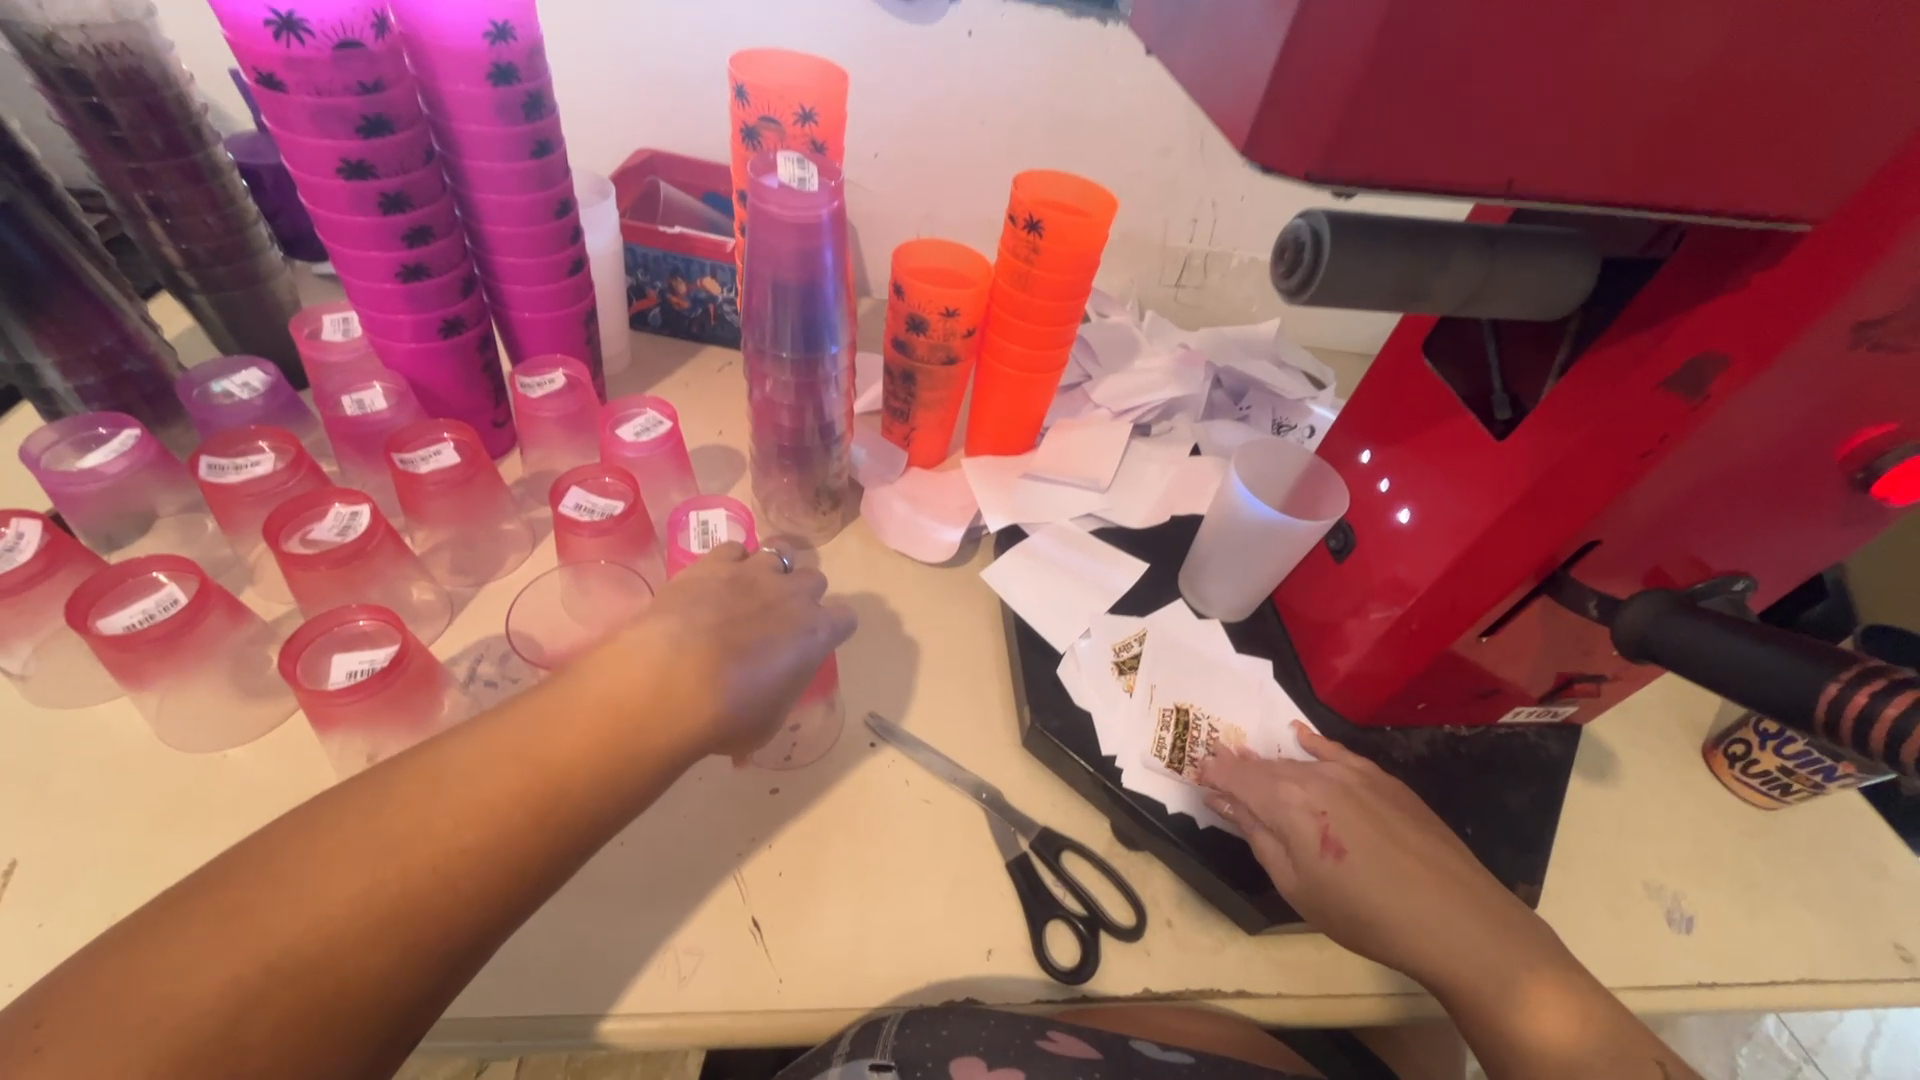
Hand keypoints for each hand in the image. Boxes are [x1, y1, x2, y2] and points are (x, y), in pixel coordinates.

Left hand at [606, 543, 856, 759]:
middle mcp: (793, 595)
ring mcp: (753, 573)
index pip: (845, 619)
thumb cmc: (730, 715)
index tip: (814, 642)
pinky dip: (730, 562)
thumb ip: (776, 698)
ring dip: (770, 569)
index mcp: (816, 633)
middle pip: (814, 578)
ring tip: (750, 588)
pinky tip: (716, 580)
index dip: (831, 629)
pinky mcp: (712, 564)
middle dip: (801, 595)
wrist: (670, 683)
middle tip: (778, 618)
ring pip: (779, 551)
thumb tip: (762, 703)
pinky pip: (733, 548)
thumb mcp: (767, 722)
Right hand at [1200, 726, 1560, 986]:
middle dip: (1237, 768)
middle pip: (1263, 766)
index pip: (1236, 777)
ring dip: (1270, 763)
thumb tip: (1221, 801)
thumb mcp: (1295, 886)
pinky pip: (1336, 751)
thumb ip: (1256, 836)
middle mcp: (1315, 775)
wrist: (1458, 920)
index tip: (1195, 777)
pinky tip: (1299, 736)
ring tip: (1251, 764)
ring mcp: (1353, 773)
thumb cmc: (1364, 915)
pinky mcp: (1384, 780)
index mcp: (1287, 802)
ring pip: (1297, 760)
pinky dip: (1313, 743)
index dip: (1213, 776)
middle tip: (1216, 772)